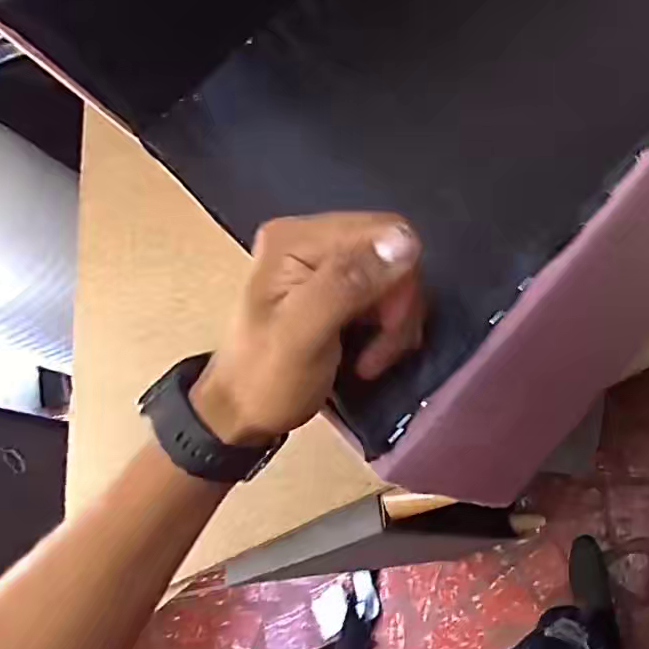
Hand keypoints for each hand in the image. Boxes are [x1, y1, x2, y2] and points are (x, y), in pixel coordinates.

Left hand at [190, 212, 424, 444]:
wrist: (242, 414)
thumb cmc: (266, 379)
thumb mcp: (304, 334)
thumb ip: (349, 283)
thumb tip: (405, 241)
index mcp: (298, 238)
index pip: (386, 234)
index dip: (399, 282)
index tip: (385, 328)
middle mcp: (313, 238)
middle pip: (395, 256)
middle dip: (396, 308)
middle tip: (377, 352)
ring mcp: (326, 262)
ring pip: (397, 279)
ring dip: (395, 324)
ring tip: (370, 359)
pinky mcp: (338, 285)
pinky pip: (388, 295)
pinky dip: (388, 328)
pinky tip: (370, 353)